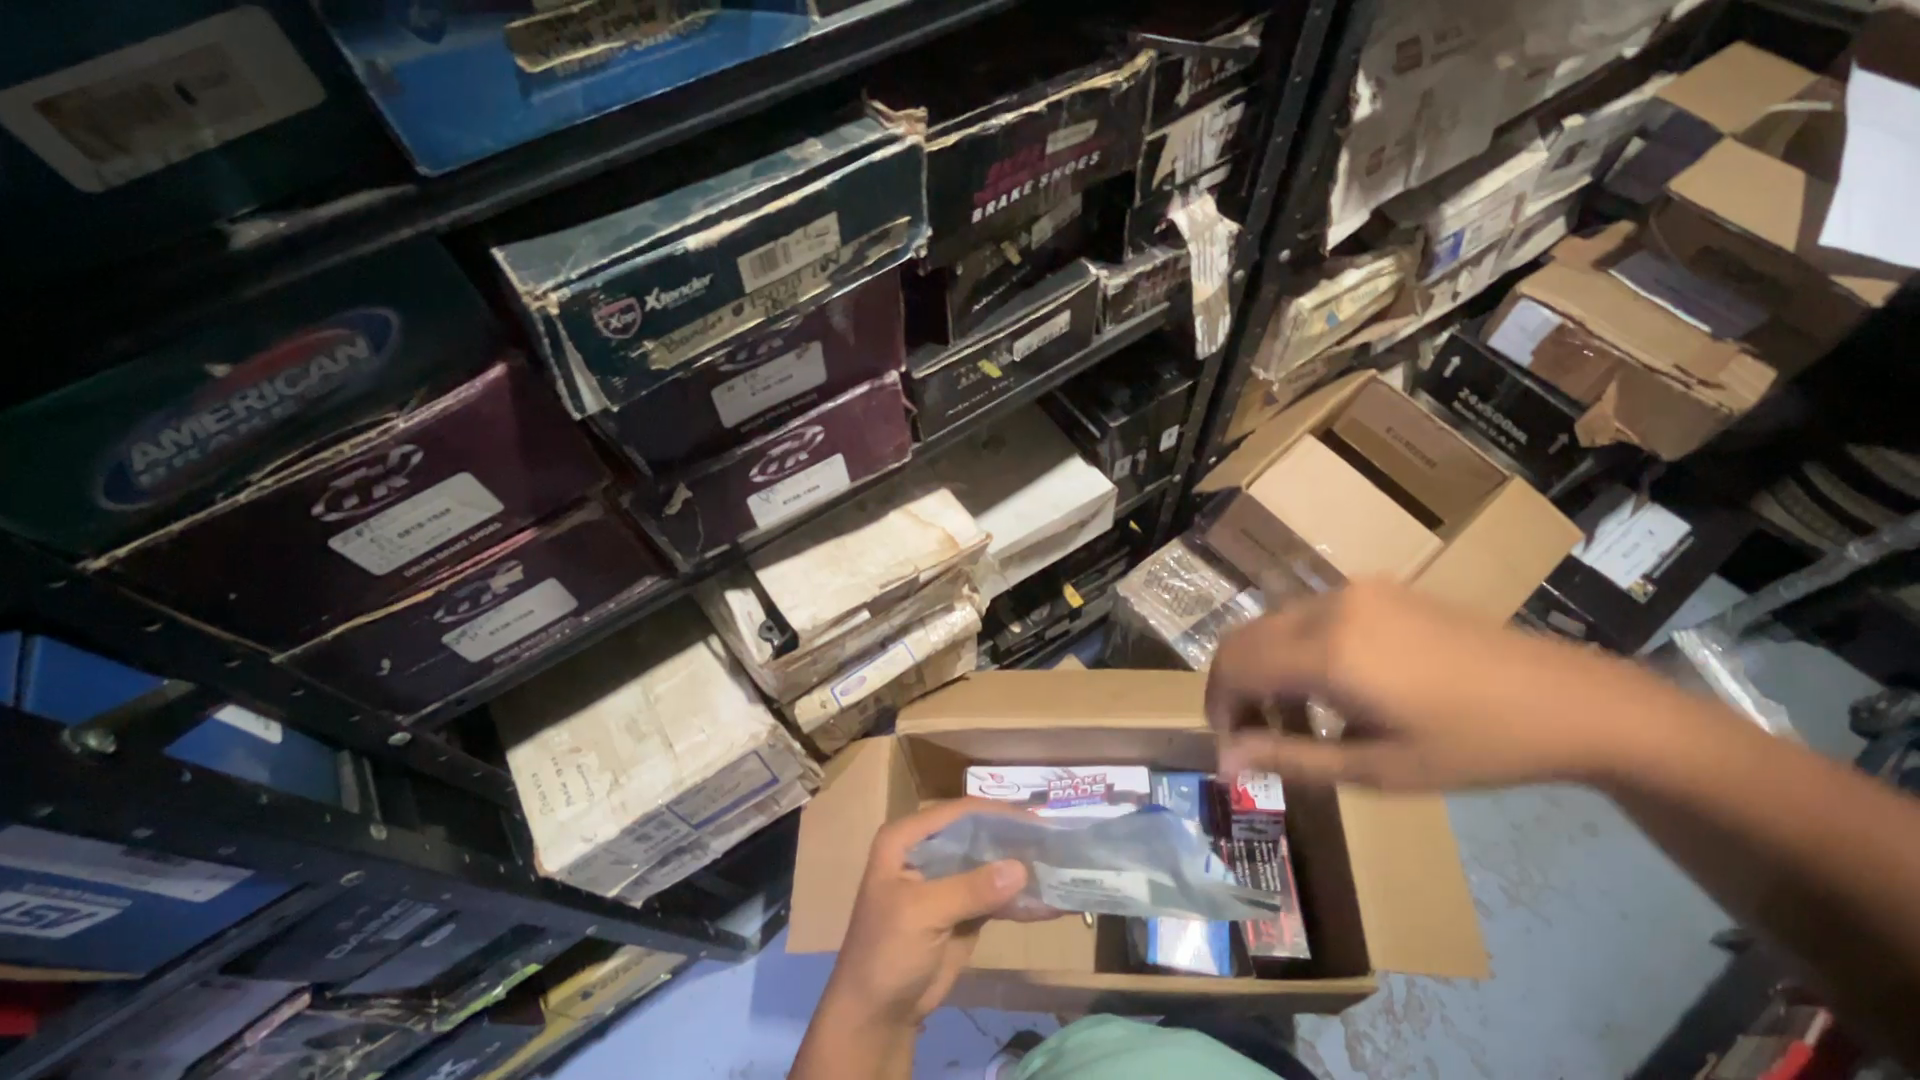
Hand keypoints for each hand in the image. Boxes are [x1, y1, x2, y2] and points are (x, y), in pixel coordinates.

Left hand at [820, 798, 1059, 1026]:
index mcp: (906, 839)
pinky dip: (1022, 900)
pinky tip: (1053, 903)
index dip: (998, 814)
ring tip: (1064, 868)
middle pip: (980, 835)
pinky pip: (998, 897)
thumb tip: (1022, 867)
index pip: (959, 813)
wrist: (877, 1014)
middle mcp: (928, 851)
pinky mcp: (964, 910)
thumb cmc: (886, 952)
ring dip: (1024, 869)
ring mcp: (948, 881)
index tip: (1038, 821)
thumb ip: (970, 888)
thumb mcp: (923, 914)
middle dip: (1016, 840)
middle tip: (1059, 842)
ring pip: (992, 865)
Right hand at [1205, 581, 1711, 791]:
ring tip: (1295, 722)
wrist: (1567, 701)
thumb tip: (1225, 759)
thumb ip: (1289, 759)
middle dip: (1234, 688)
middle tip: (1252, 739)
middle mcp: (1331, 606)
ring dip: (1264, 670)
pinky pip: (1307, 616)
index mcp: (1329, 651)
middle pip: (1245, 638)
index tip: (1229, 749)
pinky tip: (1329, 690)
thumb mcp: (1376, 768)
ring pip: (1273, 625)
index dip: (1218, 707)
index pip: (1234, 666)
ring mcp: (1356, 591)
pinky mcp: (1378, 590)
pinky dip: (1295, 651)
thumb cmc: (1472, 746)